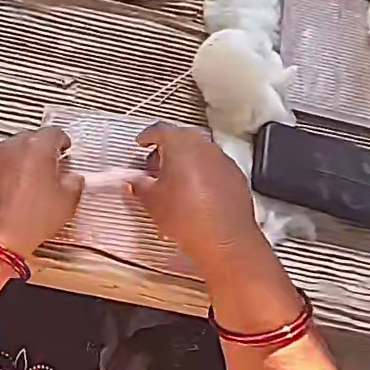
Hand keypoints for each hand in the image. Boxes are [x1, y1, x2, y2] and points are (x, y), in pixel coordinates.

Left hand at [0, 127, 82, 257]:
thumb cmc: (30, 218)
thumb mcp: (66, 202)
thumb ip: (74, 183)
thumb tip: (74, 179)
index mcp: (39, 148)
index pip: (54, 133)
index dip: (62, 142)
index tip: (64, 149)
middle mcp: (14, 147)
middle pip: (31, 139)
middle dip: (40, 151)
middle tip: (48, 168)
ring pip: (11, 152)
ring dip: (20, 162)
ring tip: (28, 182)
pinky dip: (3, 173)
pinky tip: (9, 191)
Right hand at [129, 123, 272, 279]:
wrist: (224, 239)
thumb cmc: (185, 216)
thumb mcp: (152, 200)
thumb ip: (139, 184)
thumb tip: (133, 180)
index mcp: (180, 144)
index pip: (159, 129)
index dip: (147, 136)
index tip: (141, 143)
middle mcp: (204, 145)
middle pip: (181, 138)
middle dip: (166, 149)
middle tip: (154, 166)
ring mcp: (223, 159)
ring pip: (199, 152)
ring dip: (186, 161)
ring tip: (174, 182)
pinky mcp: (236, 175)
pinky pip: (214, 167)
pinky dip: (203, 173)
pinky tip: (196, 193)